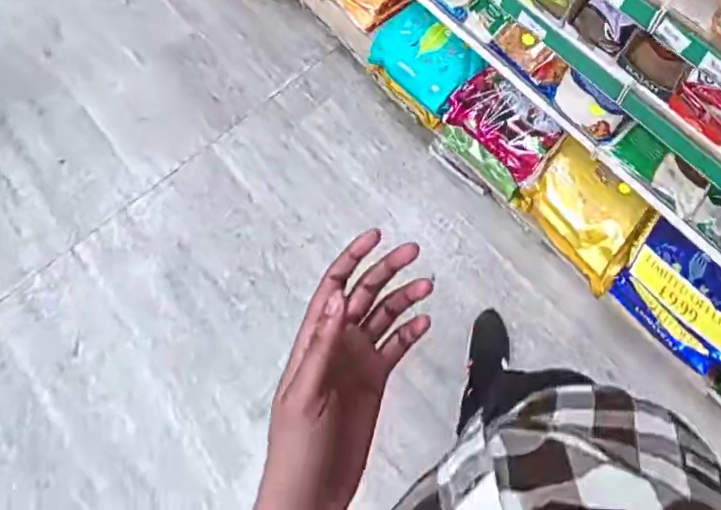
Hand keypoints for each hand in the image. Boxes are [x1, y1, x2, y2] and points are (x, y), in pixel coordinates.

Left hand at [254, 231, 433, 509]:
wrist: (311, 497)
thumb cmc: (295, 454)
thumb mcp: (303, 395)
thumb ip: (321, 345)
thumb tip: (334, 299)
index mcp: (315, 344)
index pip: (333, 288)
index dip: (351, 259)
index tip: (373, 237)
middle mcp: (337, 346)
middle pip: (365, 293)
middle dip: (388, 268)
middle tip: (411, 252)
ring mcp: (357, 362)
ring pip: (387, 315)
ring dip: (406, 298)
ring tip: (425, 286)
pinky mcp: (374, 379)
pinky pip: (398, 344)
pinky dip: (412, 330)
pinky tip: (423, 323)